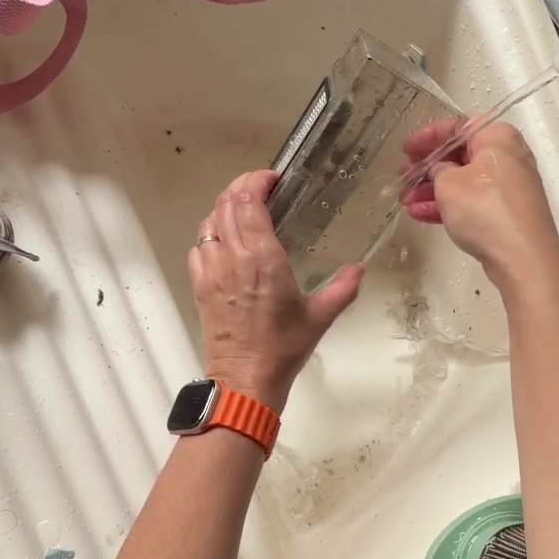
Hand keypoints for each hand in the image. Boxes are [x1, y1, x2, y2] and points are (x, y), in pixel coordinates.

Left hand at [188, 170, 363, 410]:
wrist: (245, 379)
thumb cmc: (283, 348)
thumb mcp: (320, 316)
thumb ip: (342, 288)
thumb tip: (359, 270)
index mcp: (262, 258)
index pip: (249, 201)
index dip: (257, 181)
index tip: (273, 179)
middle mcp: (232, 257)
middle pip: (226, 203)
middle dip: (241, 187)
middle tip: (260, 188)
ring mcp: (211, 271)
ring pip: (209, 222)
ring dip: (224, 208)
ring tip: (243, 211)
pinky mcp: (199, 286)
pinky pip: (199, 248)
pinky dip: (210, 234)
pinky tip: (225, 242)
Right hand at [400, 120, 558, 286]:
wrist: (522, 257)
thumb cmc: (485, 210)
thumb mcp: (449, 184)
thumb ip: (438, 170)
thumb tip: (440, 170)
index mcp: (497, 137)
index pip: (458, 126)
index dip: (428, 137)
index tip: (407, 150)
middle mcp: (506, 156)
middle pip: (460, 155)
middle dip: (428, 168)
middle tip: (404, 177)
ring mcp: (507, 186)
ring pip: (463, 181)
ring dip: (432, 190)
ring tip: (406, 201)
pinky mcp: (505, 212)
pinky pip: (472, 201)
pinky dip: (448, 206)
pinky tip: (420, 214)